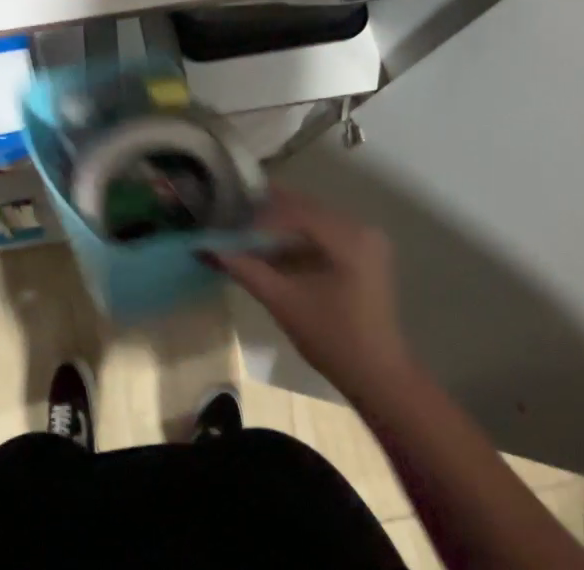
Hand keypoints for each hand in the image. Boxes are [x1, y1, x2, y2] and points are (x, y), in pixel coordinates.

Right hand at [218, 189, 412, 397]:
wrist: (377, 374)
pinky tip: (272, 249)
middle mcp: (362, 228)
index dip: (258, 217)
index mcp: (348, 237)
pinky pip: (324, 234)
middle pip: (305, 209)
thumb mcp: (283, 302)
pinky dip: (298, 239)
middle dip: (267, 216)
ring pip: (313, 220)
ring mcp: (366, 241)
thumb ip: (246, 269)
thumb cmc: (332, 338)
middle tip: (231, 221)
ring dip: (281, 226)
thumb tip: (207, 249)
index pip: (294, 211)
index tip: (228, 226)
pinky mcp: (364, 255)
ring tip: (246, 234)